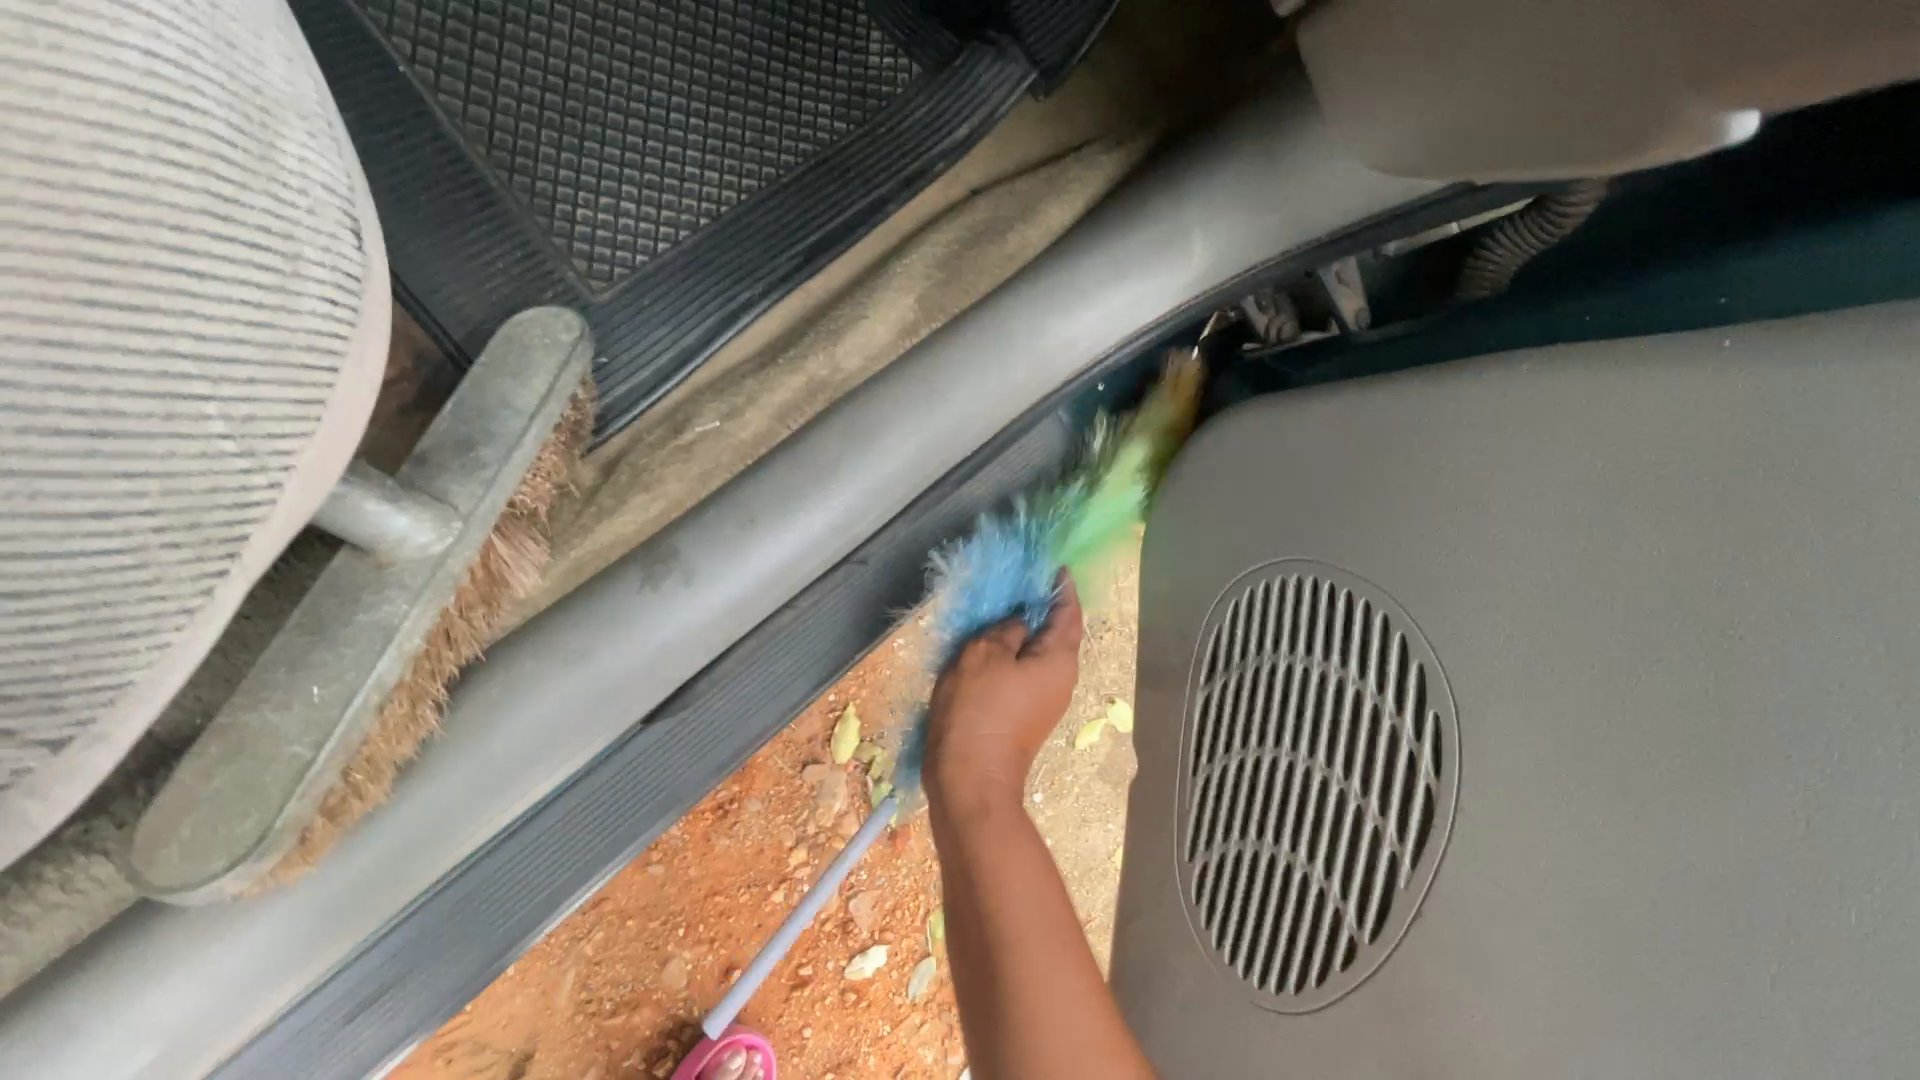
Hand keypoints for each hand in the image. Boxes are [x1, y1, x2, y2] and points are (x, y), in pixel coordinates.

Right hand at [924, 574, 1083, 814]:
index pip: (1069, 611)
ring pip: (1039, 654)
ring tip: (998, 609)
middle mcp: (1062, 678)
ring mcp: (1045, 700)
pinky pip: (1025, 672)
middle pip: (1058, 632)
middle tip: (1017, 582)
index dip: (1060, 586)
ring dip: (1024, 631)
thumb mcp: (984, 655)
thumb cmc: (978, 711)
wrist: (970, 779)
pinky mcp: (1025, 715)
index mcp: (1059, 659)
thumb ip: (1005, 629)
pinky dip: (1013, 653)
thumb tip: (1019, 623)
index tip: (1050, 564)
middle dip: (1042, 606)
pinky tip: (988, 645)